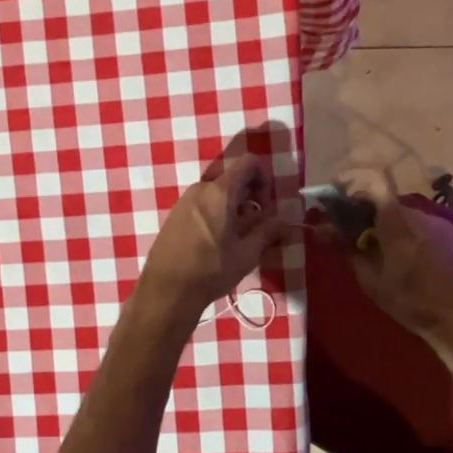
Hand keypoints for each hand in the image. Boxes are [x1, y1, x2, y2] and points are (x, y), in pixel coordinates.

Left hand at [140, 155, 286, 313]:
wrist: (166, 290)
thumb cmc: (211, 270)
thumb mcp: (246, 253)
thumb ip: (268, 232)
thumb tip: (286, 222)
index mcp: (220, 192)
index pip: (249, 163)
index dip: (264, 178)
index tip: (265, 207)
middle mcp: (200, 189)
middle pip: (233, 179)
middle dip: (249, 198)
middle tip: (254, 227)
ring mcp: (184, 201)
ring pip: (217, 193)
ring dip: (232, 207)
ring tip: (235, 238)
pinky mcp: (174, 215)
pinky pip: (202, 204)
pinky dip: (215, 213)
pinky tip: (214, 242)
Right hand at [337, 169, 452, 415]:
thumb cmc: (411, 302)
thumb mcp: (371, 280)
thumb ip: (348, 250)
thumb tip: (323, 230)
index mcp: (397, 220)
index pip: (373, 181)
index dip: (351, 184)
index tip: (335, 200)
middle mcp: (418, 213)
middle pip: (384, 200)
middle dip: (363, 213)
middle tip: (349, 236)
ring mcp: (437, 223)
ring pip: (400, 214)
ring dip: (384, 225)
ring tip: (376, 253)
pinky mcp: (449, 235)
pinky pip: (417, 226)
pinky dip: (402, 234)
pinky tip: (401, 259)